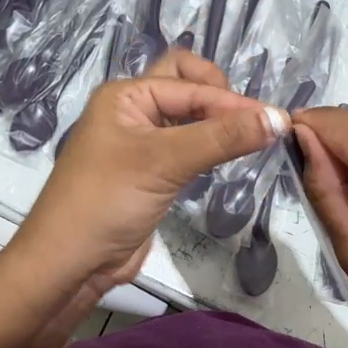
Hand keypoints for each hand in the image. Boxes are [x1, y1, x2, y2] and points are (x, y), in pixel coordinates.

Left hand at [10, 50, 285, 298]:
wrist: (69, 263)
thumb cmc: (107, 201)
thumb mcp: (164, 162)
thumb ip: (221, 138)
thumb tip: (278, 117)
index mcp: (125, 95)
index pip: (189, 84)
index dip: (232, 101)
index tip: (275, 121)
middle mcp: (132, 111)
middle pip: (186, 87)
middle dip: (220, 98)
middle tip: (250, 123)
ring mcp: (140, 143)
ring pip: (188, 119)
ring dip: (217, 123)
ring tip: (253, 139)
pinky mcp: (150, 173)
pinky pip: (186, 147)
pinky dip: (209, 146)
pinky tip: (230, 158)